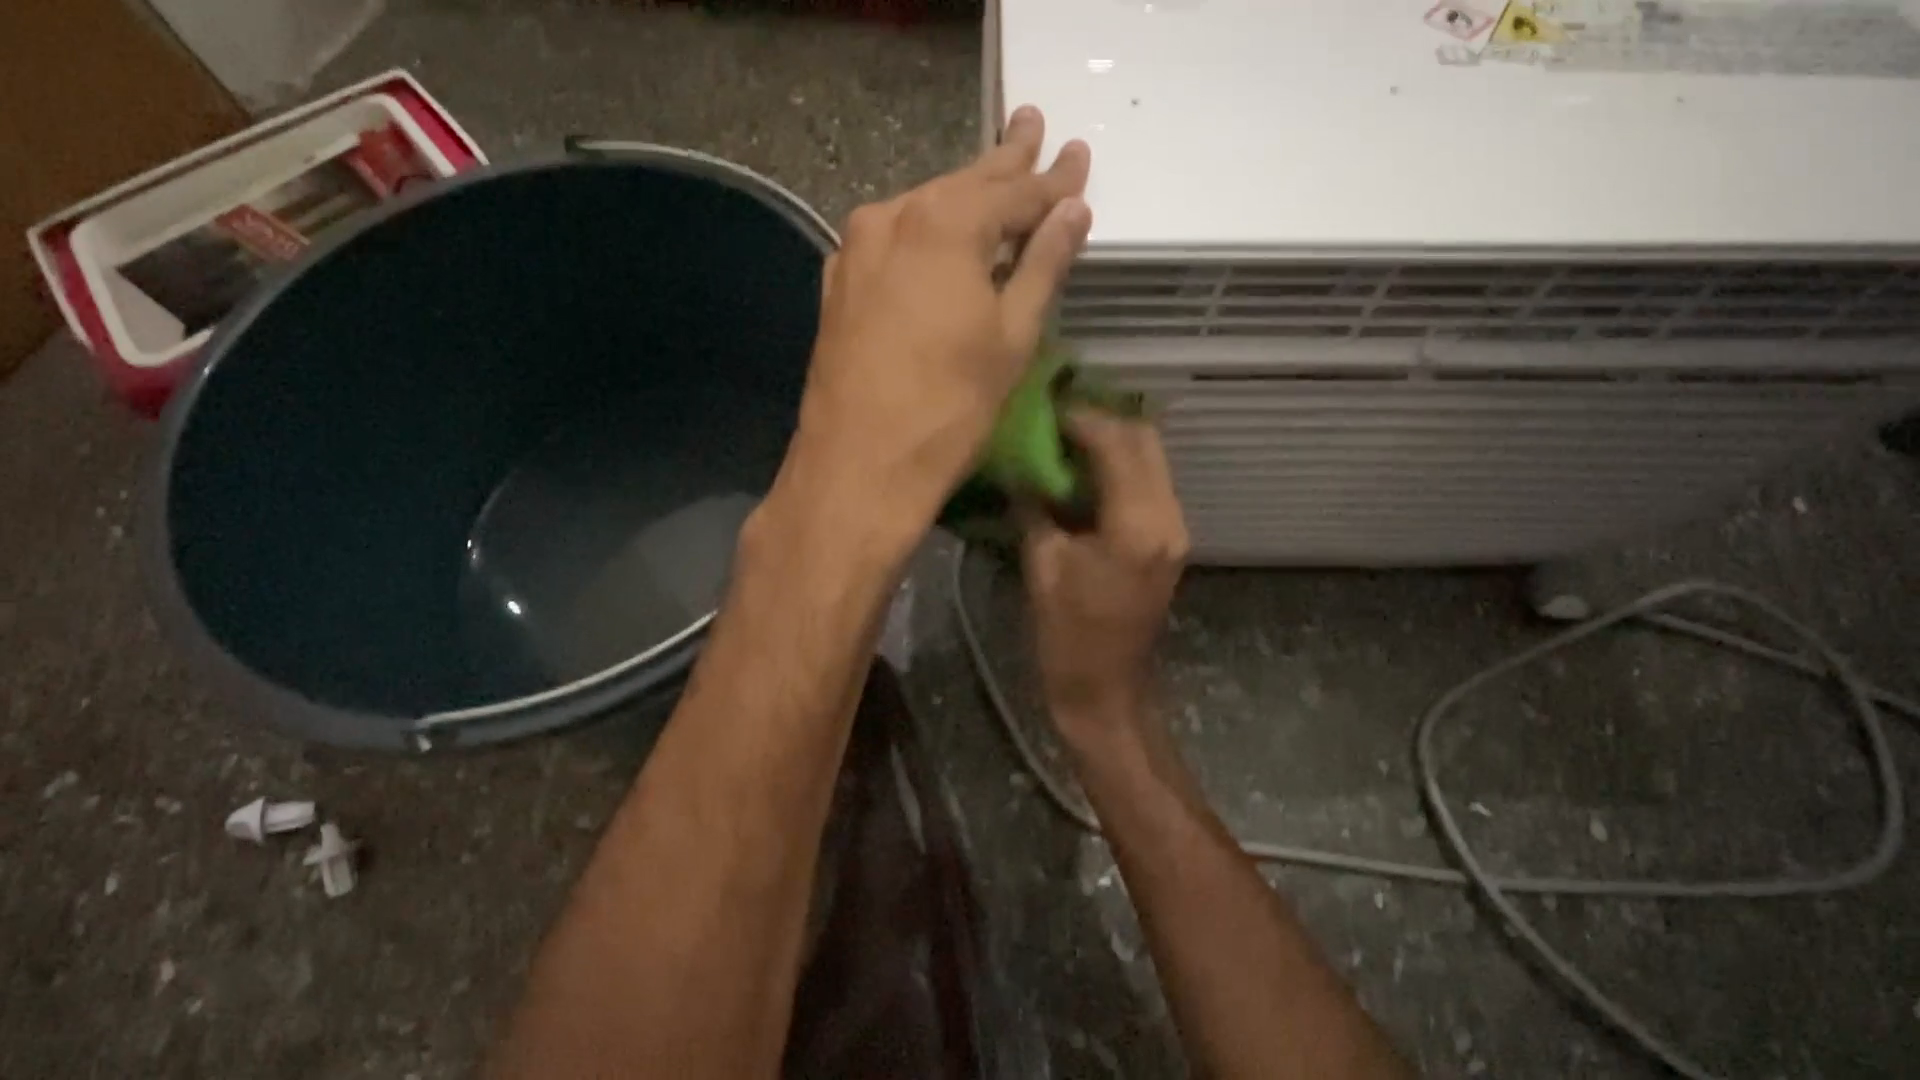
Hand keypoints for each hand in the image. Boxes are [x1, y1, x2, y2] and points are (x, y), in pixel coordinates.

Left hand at [770, 106, 1092, 545]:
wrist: (857, 466)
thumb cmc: (948, 408)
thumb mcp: (1011, 337)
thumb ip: (1042, 265)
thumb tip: (1073, 213)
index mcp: (943, 223)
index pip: (1013, 192)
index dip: (1052, 181)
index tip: (1078, 158)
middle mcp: (892, 218)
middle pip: (963, 186)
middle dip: (1005, 163)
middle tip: (1036, 129)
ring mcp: (856, 250)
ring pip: (923, 209)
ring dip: (963, 196)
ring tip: (998, 176)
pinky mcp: (839, 284)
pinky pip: (893, 240)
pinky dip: (926, 231)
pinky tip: (941, 232)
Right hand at [1023, 410, 1188, 740]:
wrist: (1107, 692)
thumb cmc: (1067, 638)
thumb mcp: (1041, 566)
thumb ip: (1035, 505)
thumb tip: (1021, 462)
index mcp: (1136, 524)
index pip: (1114, 442)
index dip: (1077, 417)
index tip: (1041, 407)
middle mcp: (1167, 516)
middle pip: (1143, 439)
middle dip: (1099, 420)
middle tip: (1053, 418)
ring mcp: (1174, 528)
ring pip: (1150, 457)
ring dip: (1110, 440)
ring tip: (1062, 438)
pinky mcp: (1168, 539)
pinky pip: (1147, 482)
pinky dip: (1118, 466)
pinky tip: (1080, 471)